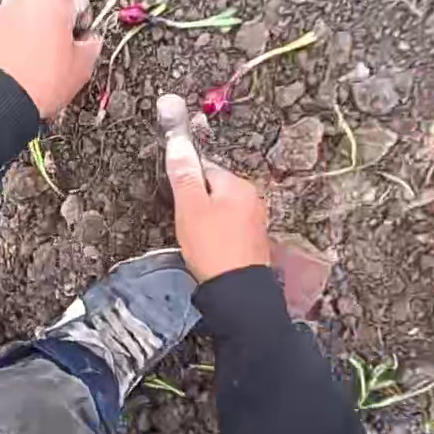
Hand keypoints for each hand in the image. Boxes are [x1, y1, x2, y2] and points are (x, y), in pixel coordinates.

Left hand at [0, 0, 97, 117]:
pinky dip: (12, 46)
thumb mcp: (82, 68)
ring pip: (25, 20)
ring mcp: (0, 13)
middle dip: (56, 29)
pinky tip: (18, 68)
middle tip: (60, 57)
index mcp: (54, 1)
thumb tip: (90, 42)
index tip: (81, 41)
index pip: (79, 1)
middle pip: (49, 8)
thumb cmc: (39, 83)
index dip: (83, 24)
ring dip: (33, 37)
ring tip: (36, 66)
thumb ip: (92, 46)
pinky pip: (4, 33)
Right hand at [165, 126, 269, 282]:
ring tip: (198, 240)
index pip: (205, 168)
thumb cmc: (212, 248)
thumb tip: (178, 142)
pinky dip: (218, 234)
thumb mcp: (190, 208)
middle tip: (188, 225)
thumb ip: (184, 175)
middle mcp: (252, 198)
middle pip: (214, 189)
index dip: (187, 185)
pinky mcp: (254, 239)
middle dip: (198, 203)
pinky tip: (211, 248)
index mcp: (238, 185)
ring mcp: (255, 219)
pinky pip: (230, 227)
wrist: (237, 291)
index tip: (180, 204)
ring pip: (221, 209)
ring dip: (208, 220)